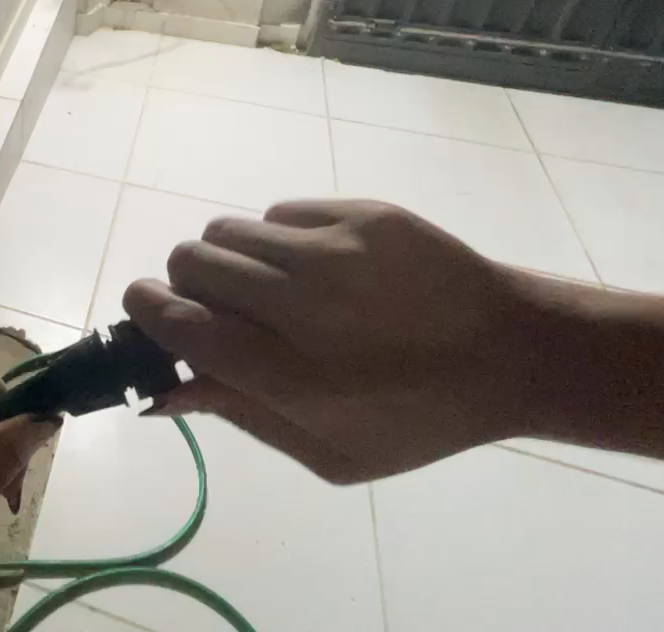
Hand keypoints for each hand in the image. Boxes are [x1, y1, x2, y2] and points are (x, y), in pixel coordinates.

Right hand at [124, 199, 555, 483]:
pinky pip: (276, 212)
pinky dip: (277, 238)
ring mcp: (332, 249)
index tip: (144, 308)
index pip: (179, 321)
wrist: (519, 351)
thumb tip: (160, 389)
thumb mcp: (329, 451)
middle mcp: (302, 304)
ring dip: (230, 257)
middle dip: (188, 284)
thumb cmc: (416, 416)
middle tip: (224, 306)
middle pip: (189, 262)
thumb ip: (239, 415)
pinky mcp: (358, 213)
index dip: (145, 308)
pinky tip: (319, 264)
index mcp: (292, 375)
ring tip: (270, 281)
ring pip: (224, 229)